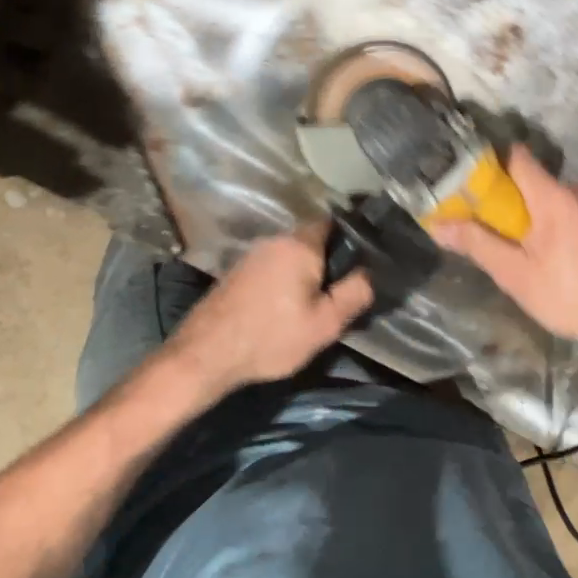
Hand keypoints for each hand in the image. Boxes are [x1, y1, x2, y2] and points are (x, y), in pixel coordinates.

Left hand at [163, 223, 372, 395]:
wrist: (206, 354)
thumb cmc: (272, 337)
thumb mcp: (325, 324)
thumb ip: (355, 294)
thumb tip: (371, 273)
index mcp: (300, 245)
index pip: (333, 223)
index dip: (351, 239)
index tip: (362, 262)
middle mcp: (274, 240)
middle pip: (311, 241)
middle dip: (327, 262)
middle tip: (339, 292)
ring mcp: (251, 256)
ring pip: (290, 257)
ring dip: (303, 274)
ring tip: (312, 304)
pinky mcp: (236, 273)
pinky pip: (271, 269)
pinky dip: (282, 283)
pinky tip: (283, 309)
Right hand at [429, 149, 577, 372]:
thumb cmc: (569, 299)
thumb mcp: (515, 276)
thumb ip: (477, 244)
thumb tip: (438, 224)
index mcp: (554, 199)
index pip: (519, 159)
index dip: (499, 167)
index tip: (486, 185)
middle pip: (547, 187)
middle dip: (532, 208)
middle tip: (523, 241)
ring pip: (577, 203)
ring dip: (565, 220)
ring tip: (562, 257)